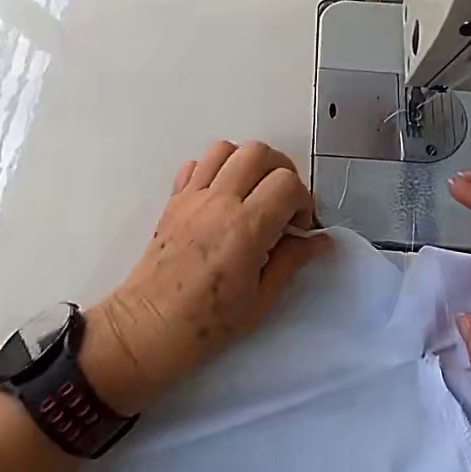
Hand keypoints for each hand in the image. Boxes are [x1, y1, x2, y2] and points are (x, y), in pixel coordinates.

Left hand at [83, 141, 327, 412]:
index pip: (287, 182)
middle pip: (258, 152)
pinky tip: (220, 197)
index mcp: (246, 227)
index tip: (298, 225)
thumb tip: (318, 241)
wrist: (152, 322)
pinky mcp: (173, 201)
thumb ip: (291, 260)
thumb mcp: (261, 298)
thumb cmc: (206, 320)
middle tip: (282, 202)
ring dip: (245, 163)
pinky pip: (194, 165)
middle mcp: (218, 203)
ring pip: (224, 149)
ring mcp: (192, 198)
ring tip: (252, 193)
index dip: (302, 200)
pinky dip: (211, 169)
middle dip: (280, 171)